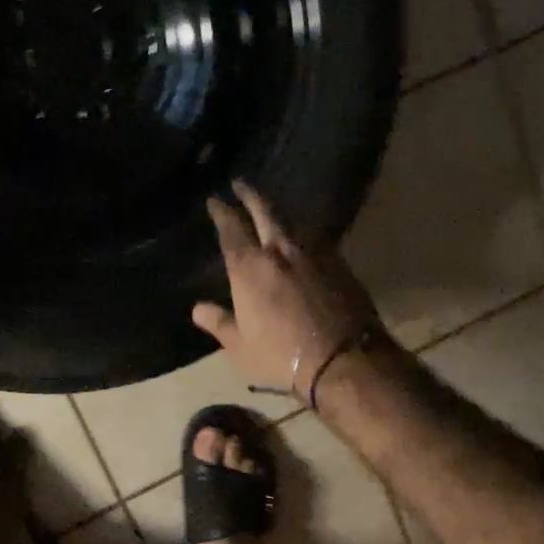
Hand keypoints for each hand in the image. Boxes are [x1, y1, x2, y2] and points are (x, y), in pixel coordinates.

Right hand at [191, 181, 382, 400]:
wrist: (345, 360)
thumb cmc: (282, 357)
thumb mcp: (241, 347)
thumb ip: (220, 324)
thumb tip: (198, 309)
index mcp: (249, 267)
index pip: (231, 229)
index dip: (221, 212)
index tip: (215, 200)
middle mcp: (279, 249)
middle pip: (264, 209)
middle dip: (249, 194)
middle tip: (240, 183)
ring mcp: (313, 252)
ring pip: (292, 219)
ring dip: (278, 210)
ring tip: (270, 208)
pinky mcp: (338, 261)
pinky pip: (314, 236)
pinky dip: (301, 230)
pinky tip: (300, 236)